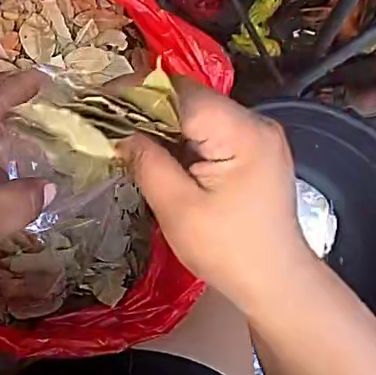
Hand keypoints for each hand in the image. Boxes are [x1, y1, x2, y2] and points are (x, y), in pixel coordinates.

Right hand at [121, 76, 322, 311]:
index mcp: (242, 133)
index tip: (99, 102)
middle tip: (106, 121)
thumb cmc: (228, 251)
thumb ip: (148, 164)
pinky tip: (157, 152)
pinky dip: (181, 138)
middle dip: (147, 107)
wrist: (276, 281)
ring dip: (162, 123)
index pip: (182, 93)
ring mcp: (258, 136)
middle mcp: (255, 124)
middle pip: (192, 98)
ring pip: (199, 114)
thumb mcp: (178, 209)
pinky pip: (211, 131)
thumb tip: (120, 135)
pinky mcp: (254, 152)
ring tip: (124, 135)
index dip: (137, 93)